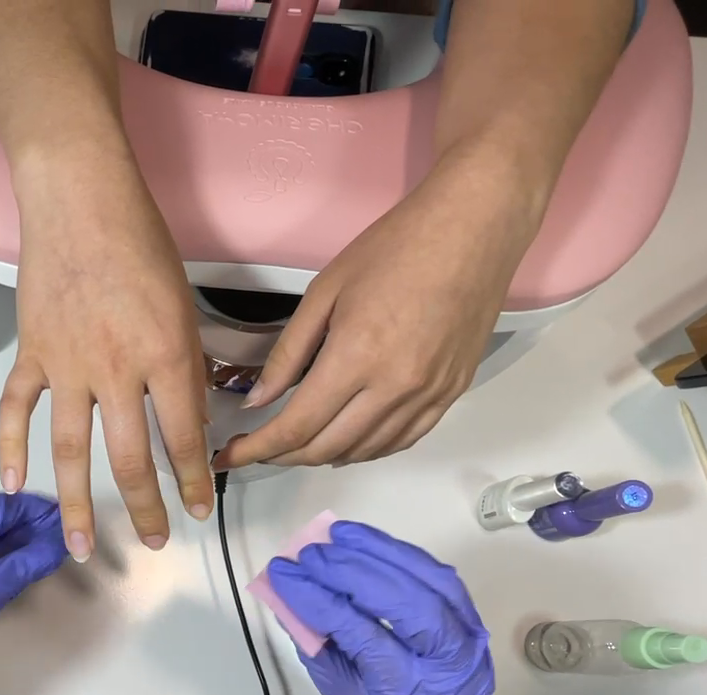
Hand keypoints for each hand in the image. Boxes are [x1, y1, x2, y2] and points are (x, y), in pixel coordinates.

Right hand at [0, 161, 213, 559]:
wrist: (79, 200)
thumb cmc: (141, 244)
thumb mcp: (183, 305)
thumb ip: (187, 367)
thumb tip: (190, 421)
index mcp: (162, 356)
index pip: (180, 437)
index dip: (190, 481)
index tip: (195, 511)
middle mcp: (114, 372)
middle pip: (127, 458)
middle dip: (143, 507)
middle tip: (153, 542)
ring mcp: (65, 367)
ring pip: (68, 450)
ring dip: (76, 504)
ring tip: (80, 545)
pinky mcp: (30, 356)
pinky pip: (15, 410)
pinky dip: (10, 448)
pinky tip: (15, 485)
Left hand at [218, 157, 542, 468]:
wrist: (477, 223)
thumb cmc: (395, 247)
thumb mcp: (323, 293)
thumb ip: (286, 355)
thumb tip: (257, 402)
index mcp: (357, 358)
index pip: (296, 427)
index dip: (256, 449)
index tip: (228, 457)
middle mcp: (395, 387)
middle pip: (325, 449)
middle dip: (281, 457)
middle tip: (255, 449)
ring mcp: (429, 394)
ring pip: (361, 452)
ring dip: (318, 458)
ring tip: (291, 446)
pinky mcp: (451, 393)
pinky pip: (399, 442)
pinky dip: (362, 451)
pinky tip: (340, 444)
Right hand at [265, 521, 515, 694]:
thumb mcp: (335, 687)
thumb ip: (312, 640)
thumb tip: (284, 590)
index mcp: (406, 689)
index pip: (359, 632)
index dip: (317, 598)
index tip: (281, 573)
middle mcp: (445, 659)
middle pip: (402, 601)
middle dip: (350, 570)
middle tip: (308, 553)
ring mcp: (467, 633)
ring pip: (426, 578)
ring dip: (377, 549)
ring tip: (335, 534)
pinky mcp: (468, 612)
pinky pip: (435, 571)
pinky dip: (397, 551)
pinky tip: (363, 539)